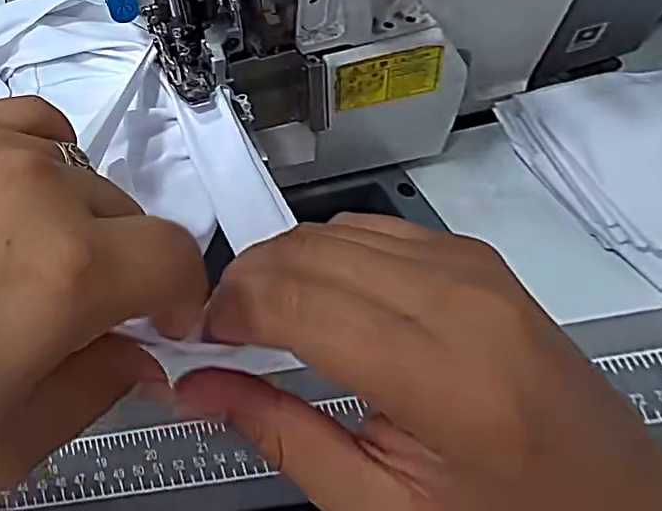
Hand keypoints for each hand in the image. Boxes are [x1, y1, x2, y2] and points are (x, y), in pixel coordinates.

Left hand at [0, 97, 209, 497]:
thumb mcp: (4, 442)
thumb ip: (96, 389)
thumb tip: (138, 352)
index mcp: (70, 267)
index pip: (177, 258)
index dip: (181, 297)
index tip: (157, 324)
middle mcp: (44, 189)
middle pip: (129, 215)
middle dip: (122, 267)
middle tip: (73, 313)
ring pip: (83, 174)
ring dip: (83, 217)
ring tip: (31, 259)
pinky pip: (34, 124)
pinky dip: (47, 155)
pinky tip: (16, 190)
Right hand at [174, 214, 661, 510]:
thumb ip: (280, 434)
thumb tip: (191, 385)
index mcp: (447, 382)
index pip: (293, 303)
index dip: (227, 310)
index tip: (199, 337)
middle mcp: (459, 301)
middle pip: (300, 254)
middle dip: (241, 283)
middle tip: (224, 330)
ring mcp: (468, 264)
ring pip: (321, 232)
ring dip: (276, 265)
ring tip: (267, 314)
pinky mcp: (469, 251)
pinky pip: (359, 226)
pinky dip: (319, 254)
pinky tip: (322, 296)